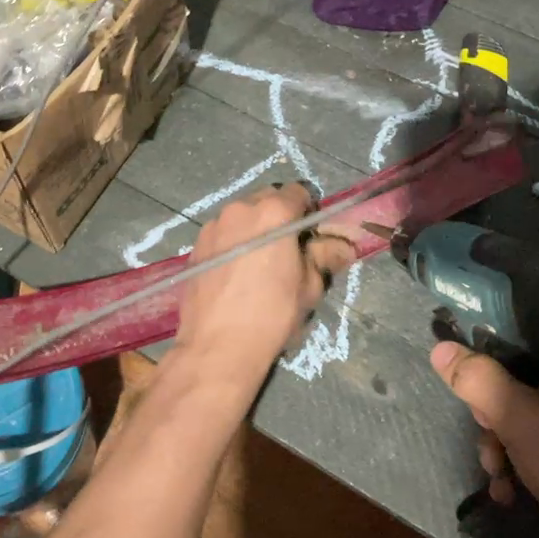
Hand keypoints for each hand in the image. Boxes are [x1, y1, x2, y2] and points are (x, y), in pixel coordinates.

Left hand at [175, 183, 356, 374]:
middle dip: (279, 216)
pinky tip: (234, 272)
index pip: (298, 192)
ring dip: (253, 228)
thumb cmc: (272, 314)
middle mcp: (240, 209)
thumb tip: (343, 245)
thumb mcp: (310, 287)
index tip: (309, 236)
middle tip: (285, 249)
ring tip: (256, 263)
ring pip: (241, 216)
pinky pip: (222, 233)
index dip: (307, 211)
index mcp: (273, 212)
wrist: (217, 345)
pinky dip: (232, 242)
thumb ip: (325, 257)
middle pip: (267, 199)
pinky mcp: (196, 244)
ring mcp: (214, 225)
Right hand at [430, 343, 538, 537]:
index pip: (521, 327)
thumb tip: (440, 347)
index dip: (485, 346)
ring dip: (502, 442)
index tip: (466, 374)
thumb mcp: (521, 421)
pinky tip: (510, 491)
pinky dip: (523, 459)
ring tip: (497, 475)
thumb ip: (479, 381)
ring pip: (527, 409)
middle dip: (492, 411)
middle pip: (517, 373)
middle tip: (486, 434)